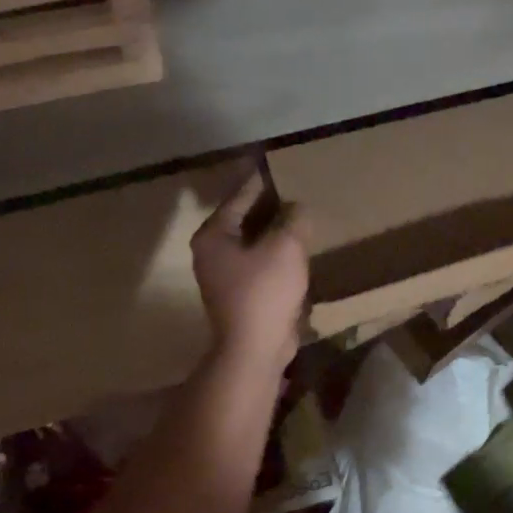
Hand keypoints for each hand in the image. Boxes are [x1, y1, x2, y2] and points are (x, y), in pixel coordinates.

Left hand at [192, 172, 309, 366]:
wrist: (255, 350)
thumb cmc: (264, 292)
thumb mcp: (286, 247)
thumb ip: (294, 220)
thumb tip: (298, 208)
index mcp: (213, 235)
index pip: (239, 196)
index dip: (260, 179)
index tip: (276, 163)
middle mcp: (212, 252)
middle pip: (244, 218)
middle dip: (269, 205)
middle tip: (294, 186)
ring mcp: (224, 275)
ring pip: (253, 241)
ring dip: (275, 230)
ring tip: (300, 213)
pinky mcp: (241, 294)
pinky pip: (260, 262)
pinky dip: (277, 253)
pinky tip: (298, 246)